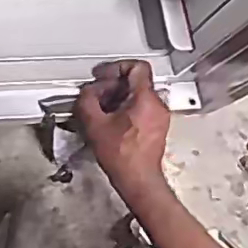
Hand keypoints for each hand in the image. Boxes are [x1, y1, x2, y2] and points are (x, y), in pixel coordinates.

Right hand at [75, 60, 170, 196]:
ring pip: (139, 95)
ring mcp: (160, 117)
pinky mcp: (157, 128)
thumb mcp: (94, 124)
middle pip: (136, 81)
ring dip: (118, 98)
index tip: (103, 75)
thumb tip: (87, 92)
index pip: (137, 67)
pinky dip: (126, 109)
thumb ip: (87, 100)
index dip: (116, 67)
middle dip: (113, 85)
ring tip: (102, 110)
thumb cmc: (123, 157)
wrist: (138, 180)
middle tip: (98, 95)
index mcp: (146, 99)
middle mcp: (158, 105)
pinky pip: (142, 109)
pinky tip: (112, 122)